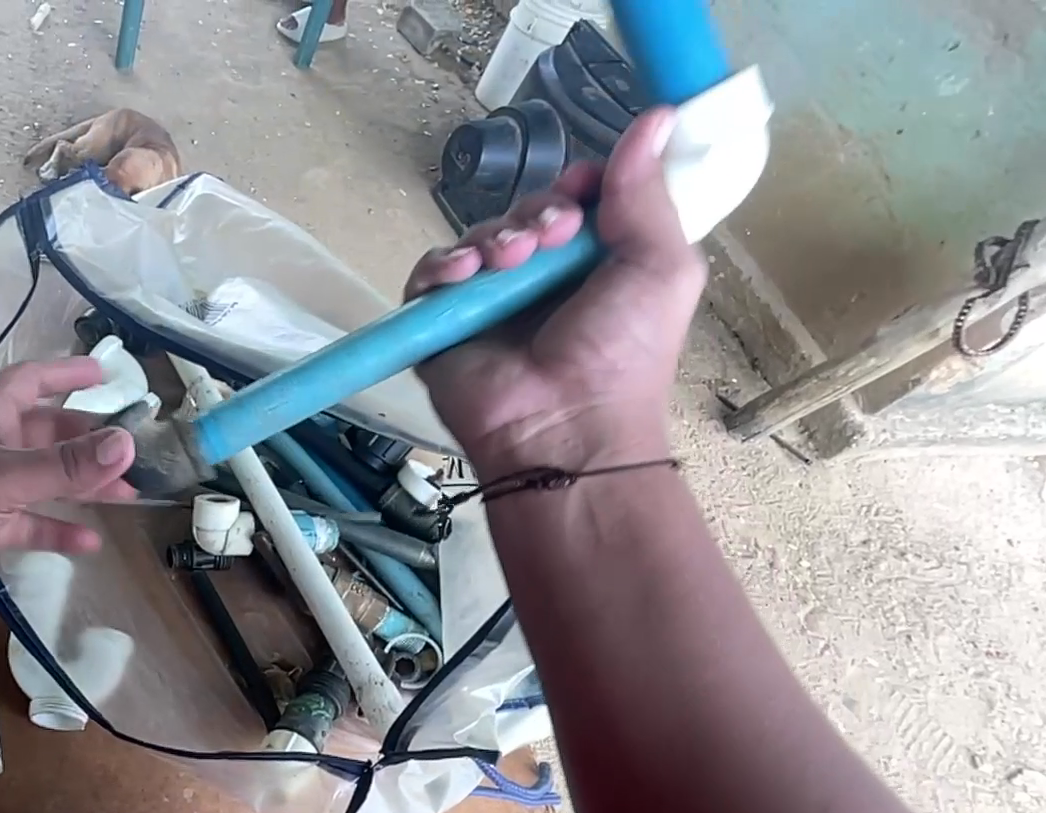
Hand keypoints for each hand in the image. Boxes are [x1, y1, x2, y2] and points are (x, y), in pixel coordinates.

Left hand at [0, 356, 136, 618]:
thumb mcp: (3, 478)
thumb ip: (65, 465)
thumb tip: (126, 445)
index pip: (28, 382)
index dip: (64, 374)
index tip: (103, 374)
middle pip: (45, 435)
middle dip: (85, 440)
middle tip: (127, 451)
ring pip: (45, 481)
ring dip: (82, 486)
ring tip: (126, 495)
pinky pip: (32, 525)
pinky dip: (59, 530)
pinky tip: (89, 542)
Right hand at [407, 108, 705, 478]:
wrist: (561, 423)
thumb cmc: (622, 352)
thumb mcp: (659, 266)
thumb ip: (647, 196)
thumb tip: (655, 116)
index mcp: (588, 265)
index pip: (570, 202)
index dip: (573, 186)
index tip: (582, 189)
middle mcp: (533, 280)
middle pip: (521, 214)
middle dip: (535, 212)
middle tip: (549, 237)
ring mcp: (482, 303)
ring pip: (474, 239)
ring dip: (492, 238)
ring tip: (507, 261)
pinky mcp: (438, 325)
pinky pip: (427, 276)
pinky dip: (440, 265)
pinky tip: (461, 274)